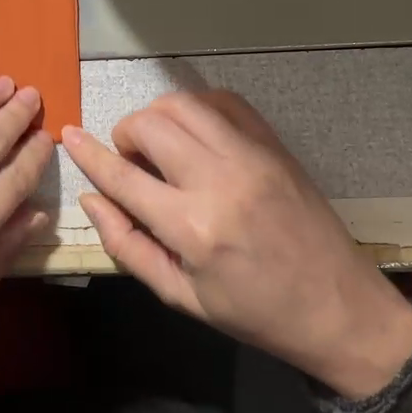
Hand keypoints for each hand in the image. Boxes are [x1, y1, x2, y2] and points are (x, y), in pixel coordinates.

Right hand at [62, 91, 411, 399]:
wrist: (342, 310)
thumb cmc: (254, 312)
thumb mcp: (181, 296)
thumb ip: (127, 246)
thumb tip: (92, 198)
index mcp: (192, 228)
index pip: (122, 175)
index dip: (88, 153)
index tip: (69, 134)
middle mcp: (219, 181)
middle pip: (148, 125)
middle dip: (126, 135)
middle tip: (133, 161)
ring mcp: (251, 156)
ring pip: (182, 103)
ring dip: (157, 116)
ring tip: (162, 144)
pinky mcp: (273, 145)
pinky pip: (223, 100)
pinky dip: (197, 108)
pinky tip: (195, 132)